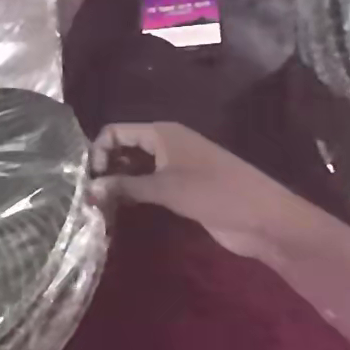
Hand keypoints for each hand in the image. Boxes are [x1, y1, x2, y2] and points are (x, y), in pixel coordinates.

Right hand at [89, 122, 323, 263]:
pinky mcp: (181, 188)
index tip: (89, 180)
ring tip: (99, 205)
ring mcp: (174, 166)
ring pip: (135, 168)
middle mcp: (165, 144)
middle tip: (88, 195)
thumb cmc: (213, 192)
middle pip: (124, 148)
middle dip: (105, 167)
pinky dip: (133, 193)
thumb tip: (88, 190)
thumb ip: (125, 187)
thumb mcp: (165, 188)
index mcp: (162, 133)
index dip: (98, 151)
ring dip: (118, 182)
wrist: (261, 217)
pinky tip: (120, 210)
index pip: (116, 132)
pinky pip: (148, 184)